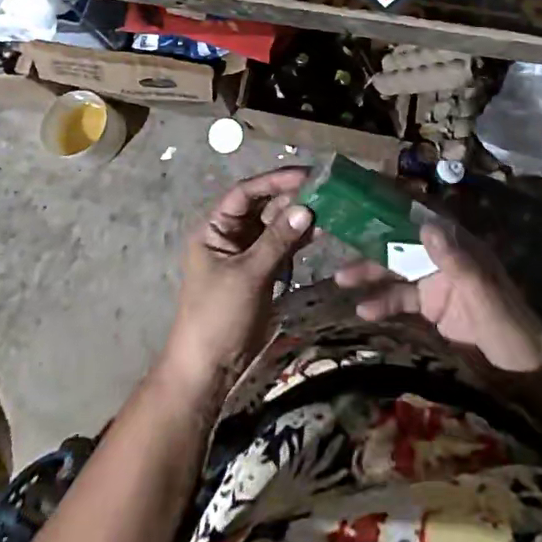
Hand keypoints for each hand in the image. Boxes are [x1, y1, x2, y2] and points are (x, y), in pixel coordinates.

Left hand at [161, 169, 313, 388]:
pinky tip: (322, 231)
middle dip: (291, 198)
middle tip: (326, 190)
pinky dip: (299, 239)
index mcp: (215, 228)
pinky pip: (281, 247)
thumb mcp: (248, 275)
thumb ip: (277, 241)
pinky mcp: (261, 272)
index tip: (305, 175)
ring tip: (330, 207)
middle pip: (262, 207)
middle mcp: (230, 234)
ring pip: (275, 226)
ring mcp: (246, 254)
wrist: (210, 366)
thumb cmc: (218, 315)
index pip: (245, 193)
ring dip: (298, 218)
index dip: (273, 181)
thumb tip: (307, 208)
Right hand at [334, 221, 541, 372]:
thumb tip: (426, 226)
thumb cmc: (509, 326)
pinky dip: (381, 303)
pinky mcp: (430, 307)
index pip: (420, 219)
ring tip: (340, 279)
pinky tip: (363, 311)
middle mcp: (443, 258)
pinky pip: (400, 299)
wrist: (525, 373)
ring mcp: (435, 282)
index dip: (391, 210)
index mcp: (458, 246)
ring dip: (369, 273)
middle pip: (401, 244)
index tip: (361, 204)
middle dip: (370, 244)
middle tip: (338, 242)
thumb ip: (456, 262)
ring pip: (395, 271)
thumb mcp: (483, 294)